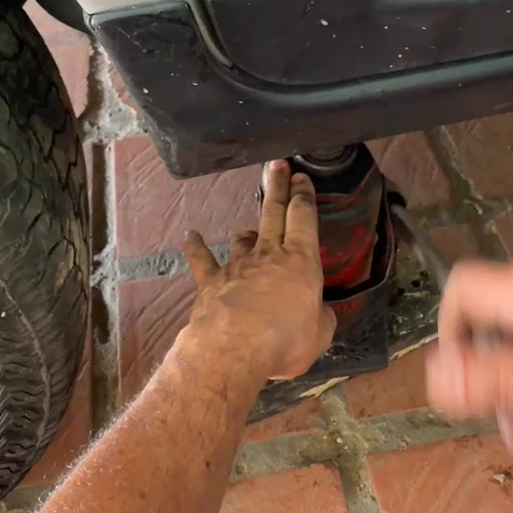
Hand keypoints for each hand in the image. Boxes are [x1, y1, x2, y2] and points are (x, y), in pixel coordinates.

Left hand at [180, 160, 336, 382]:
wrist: (234, 346)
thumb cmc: (286, 340)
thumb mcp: (319, 335)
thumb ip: (321, 318)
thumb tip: (320, 313)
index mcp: (300, 261)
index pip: (303, 218)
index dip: (303, 195)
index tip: (301, 177)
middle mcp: (269, 254)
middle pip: (273, 212)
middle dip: (277, 187)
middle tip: (278, 165)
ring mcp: (238, 264)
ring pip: (243, 238)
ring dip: (247, 232)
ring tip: (248, 230)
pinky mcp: (211, 280)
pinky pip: (203, 258)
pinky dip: (196, 246)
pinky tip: (191, 236)